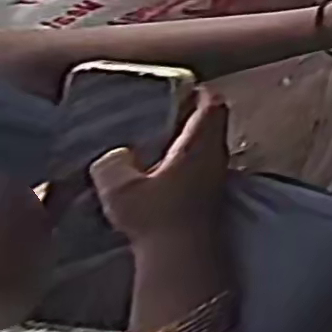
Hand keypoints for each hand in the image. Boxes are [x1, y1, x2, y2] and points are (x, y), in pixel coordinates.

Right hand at [89, 91, 229, 245]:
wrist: (182, 245)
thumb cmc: (156, 213)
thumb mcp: (122, 188)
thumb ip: (113, 164)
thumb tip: (116, 152)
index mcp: (201, 144)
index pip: (214, 107)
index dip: (203, 93)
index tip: (186, 86)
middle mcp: (216, 152)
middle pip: (215, 120)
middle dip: (196, 110)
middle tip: (169, 106)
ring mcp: (218, 168)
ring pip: (211, 138)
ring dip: (192, 131)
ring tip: (162, 132)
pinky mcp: (212, 184)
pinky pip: (205, 156)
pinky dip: (190, 150)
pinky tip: (165, 161)